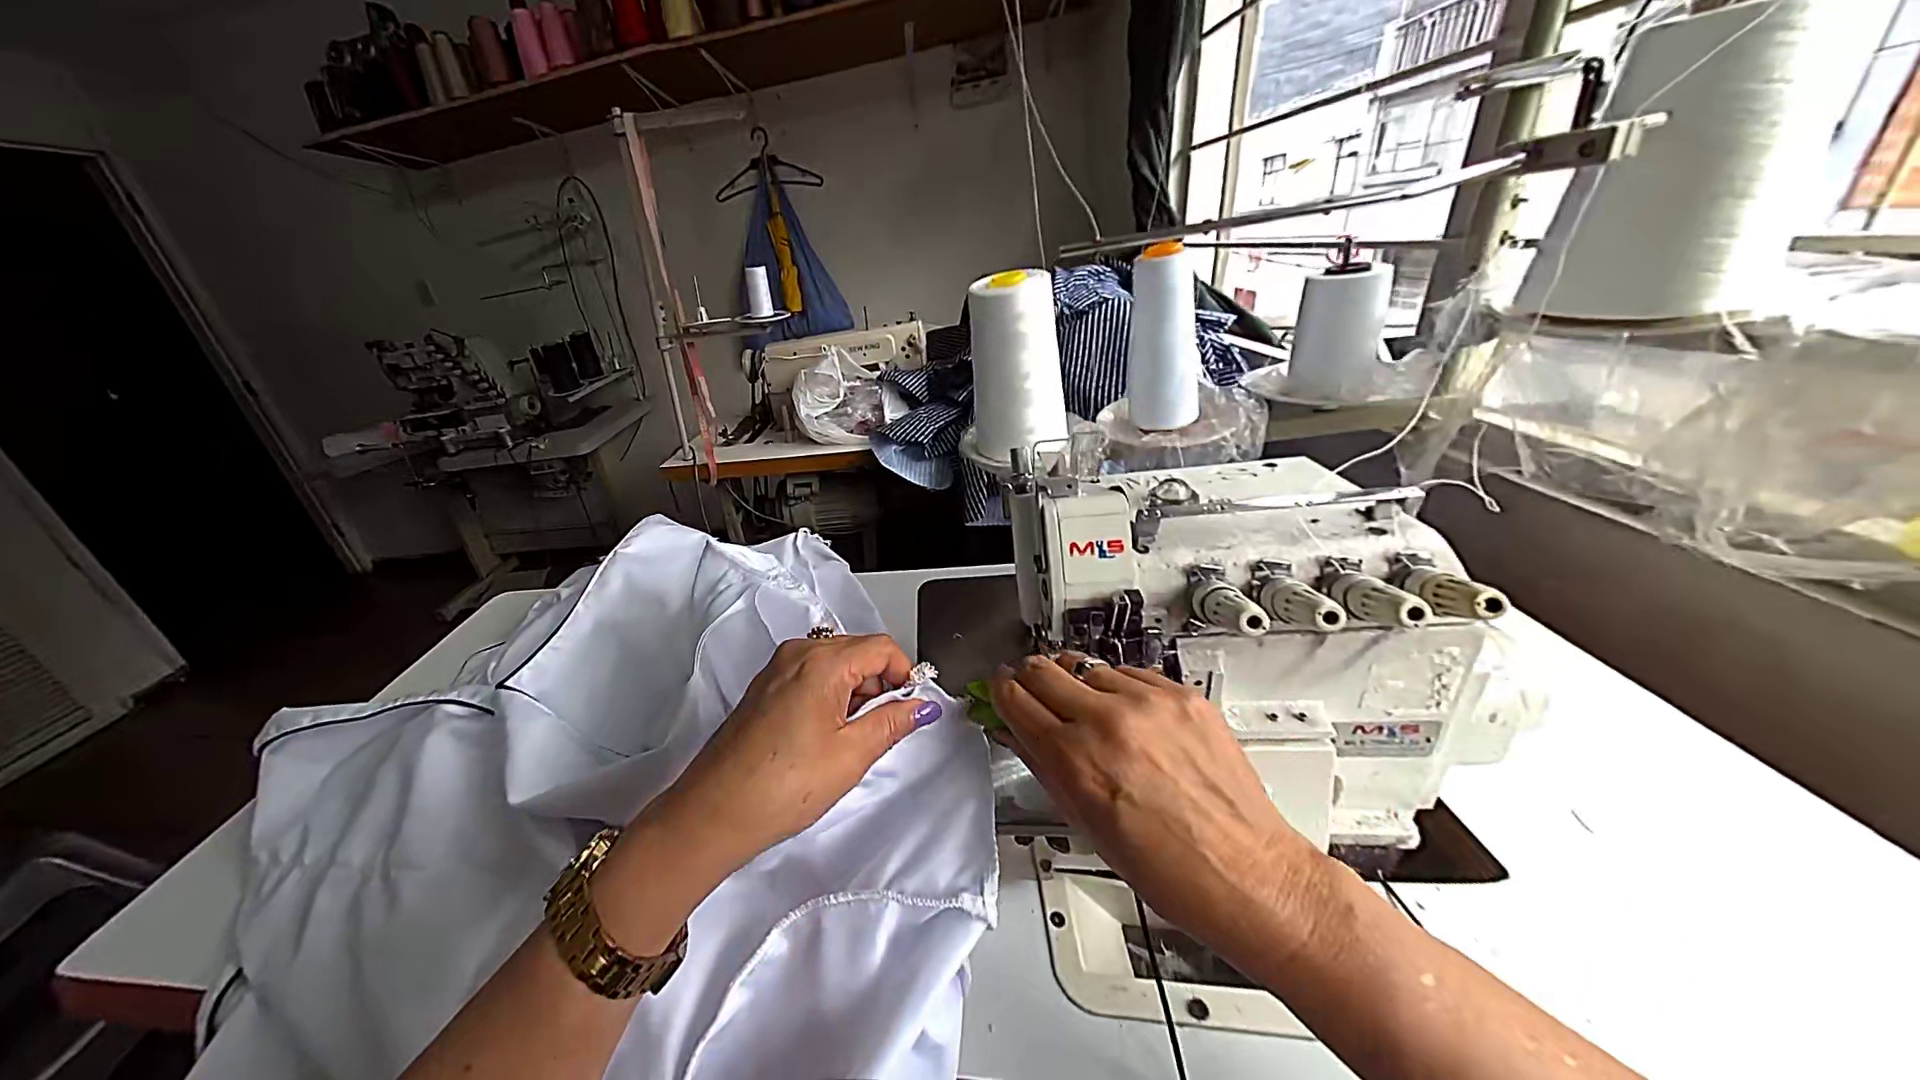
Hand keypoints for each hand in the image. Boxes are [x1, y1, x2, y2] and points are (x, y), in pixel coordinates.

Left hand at [640, 633, 939, 872]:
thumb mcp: (851, 755)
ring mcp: (778, 670)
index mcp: (819, 663)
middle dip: (882, 682)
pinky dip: (833, 695)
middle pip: (860, 650)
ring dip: (857, 691)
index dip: (905, 674)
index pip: (882, 647)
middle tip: (890, 723)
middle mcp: (795, 656)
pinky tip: (831, 734)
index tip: (912, 702)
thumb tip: (918, 707)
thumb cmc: (769, 788)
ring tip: (856, 736)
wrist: (713, 814)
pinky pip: (813, 675)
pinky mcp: (767, 688)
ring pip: (837, 663)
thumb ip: (893, 722)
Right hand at [989, 653, 1322, 948]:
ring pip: (1089, 666)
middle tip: (1030, 687)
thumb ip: (1044, 766)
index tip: (1001, 687)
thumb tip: (1020, 734)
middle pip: (1045, 668)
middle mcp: (1110, 722)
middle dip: (1030, 677)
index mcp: (1075, 759)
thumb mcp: (1083, 822)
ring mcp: (1150, 704)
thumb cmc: (1169, 868)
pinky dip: (1121, 687)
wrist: (1243, 871)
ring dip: (1078, 683)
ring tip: (1088, 711)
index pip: (1016, 698)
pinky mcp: (1183, 696)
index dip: (1001, 691)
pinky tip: (1126, 713)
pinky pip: (1133, 673)